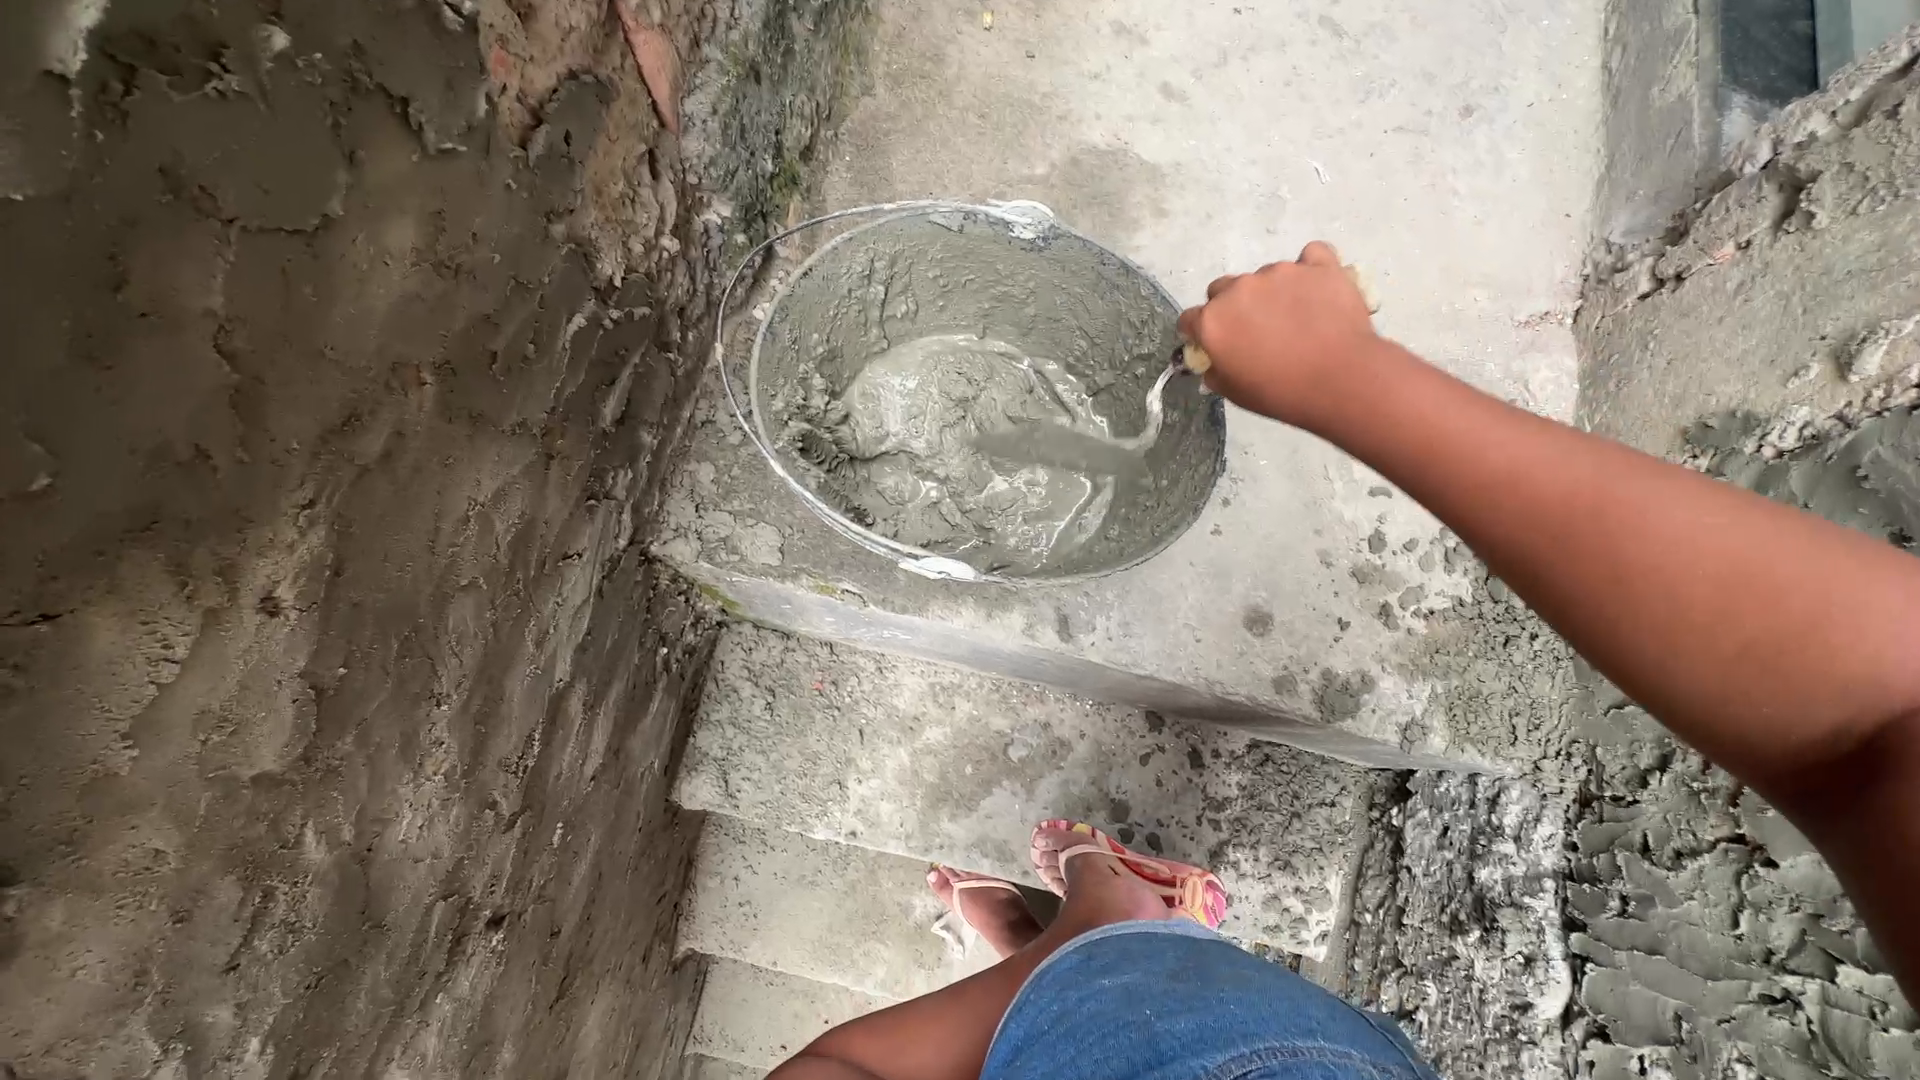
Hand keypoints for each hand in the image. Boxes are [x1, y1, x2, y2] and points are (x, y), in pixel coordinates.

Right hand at [1176, 242, 1381, 426]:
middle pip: (1221, 288)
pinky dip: (1310, 269)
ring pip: (1265, 275)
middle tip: (1252, 329)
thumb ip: (1216, 372)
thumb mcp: (1234, 392)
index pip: (1189, 319)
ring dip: (1270, 291)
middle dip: (1230, 306)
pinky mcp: (1318, 265)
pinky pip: (1310, 256)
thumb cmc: (1280, 392)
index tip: (1211, 343)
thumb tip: (1214, 363)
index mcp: (1212, 321)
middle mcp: (1239, 289)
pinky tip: (1317, 288)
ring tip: (1295, 316)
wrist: (1340, 379)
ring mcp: (1280, 272)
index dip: (1197, 332)